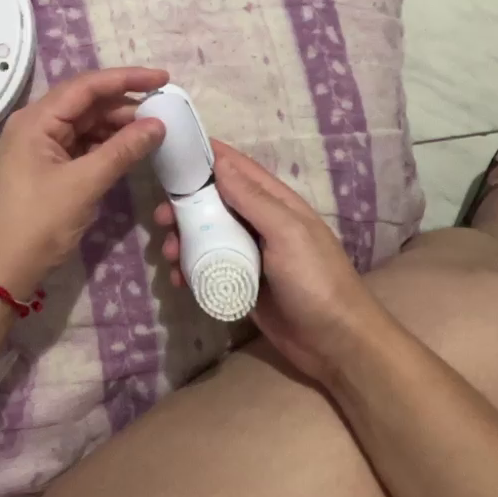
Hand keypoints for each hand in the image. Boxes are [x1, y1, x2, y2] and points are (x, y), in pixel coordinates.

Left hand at [0, 67, 169, 298]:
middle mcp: (35, 125)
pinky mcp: (45, 168)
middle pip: (86, 102)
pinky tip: (130, 150)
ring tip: (153, 132)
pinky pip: (80, 146)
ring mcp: (39, 147)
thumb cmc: (37, 224)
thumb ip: (122, 150)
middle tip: (163, 111)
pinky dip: (105, 146)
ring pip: (85, 125)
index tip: (163, 78)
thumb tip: (157, 125)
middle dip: (124, 104)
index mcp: (36, 120)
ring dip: (117, 126)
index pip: (86, 86)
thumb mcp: (84, 185)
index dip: (126, 79)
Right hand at [155, 141, 385, 384]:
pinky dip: (189, 270)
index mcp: (276, 203)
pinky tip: (178, 281)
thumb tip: (220, 163)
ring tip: (169, 255)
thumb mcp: (288, 234)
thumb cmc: (317, 281)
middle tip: (161, 218)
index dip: (207, 157)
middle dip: (184, 205)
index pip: (237, 168)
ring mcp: (249, 255)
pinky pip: (208, 268)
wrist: (336, 345)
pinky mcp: (240, 284)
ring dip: (183, 240)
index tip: (173, 152)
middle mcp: (260, 223)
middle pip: (214, 202)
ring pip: (206, 236)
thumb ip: (254, 199)